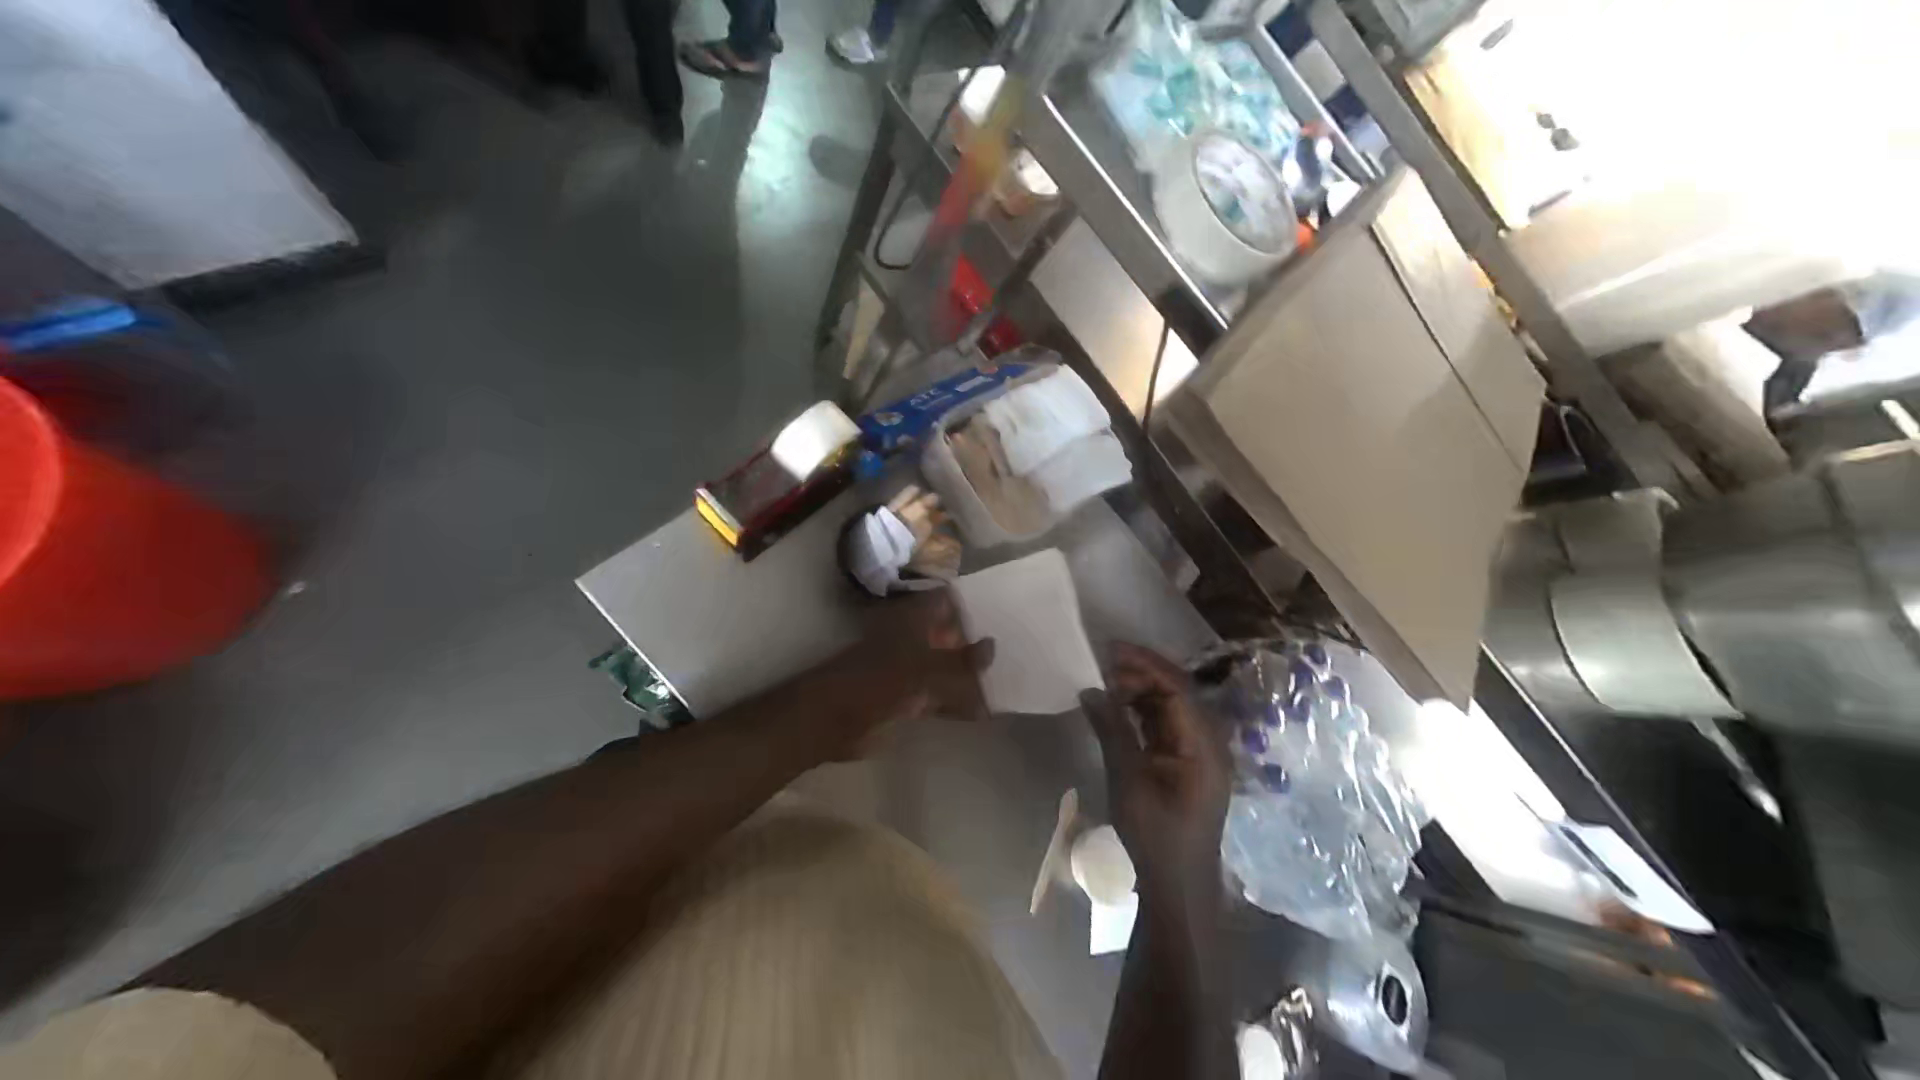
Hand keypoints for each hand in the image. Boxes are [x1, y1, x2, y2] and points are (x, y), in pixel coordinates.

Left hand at [815, 589, 993, 750]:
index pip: (946, 600)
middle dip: (975, 644)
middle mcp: (913, 639)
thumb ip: (962, 660)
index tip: (1001, 612)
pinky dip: (958, 704)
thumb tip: (992, 644)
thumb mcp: (926, 668)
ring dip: (969, 676)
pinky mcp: (906, 698)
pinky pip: (939, 698)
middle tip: (1014, 648)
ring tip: (1005, 680)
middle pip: (950, 635)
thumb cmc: (879, 681)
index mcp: (913, 620)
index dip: (970, 604)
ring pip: (946, 668)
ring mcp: (909, 669)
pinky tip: (984, 712)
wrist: (834, 719)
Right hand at [1082, 644, 1228, 903]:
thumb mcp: (1129, 781)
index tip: (1111, 649)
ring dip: (1138, 692)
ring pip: (1168, 707)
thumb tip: (1091, 689)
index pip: (1178, 688)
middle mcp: (1206, 742)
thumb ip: (1112, 730)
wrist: (1176, 887)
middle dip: (1140, 675)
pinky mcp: (1183, 764)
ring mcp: (1196, 754)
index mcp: (1204, 745)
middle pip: (1176, 693)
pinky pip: (1163, 725)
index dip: (1146, 663)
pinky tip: (1114, 708)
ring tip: (1103, 682)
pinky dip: (1139, 712)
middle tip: (1101, 666)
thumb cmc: (1156, 836)